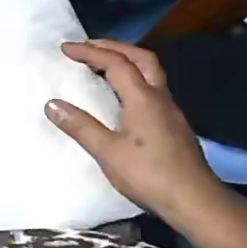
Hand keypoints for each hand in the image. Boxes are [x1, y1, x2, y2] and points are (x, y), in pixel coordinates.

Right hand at [45, 40, 226, 219]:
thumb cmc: (148, 174)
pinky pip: (151, 87)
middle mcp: (159, 98)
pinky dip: (131, 78)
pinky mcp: (172, 123)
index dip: (90, 52)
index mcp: (143, 99)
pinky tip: (118, 93)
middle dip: (113, 47)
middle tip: (87, 47)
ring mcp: (169, 110)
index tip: (65, 48)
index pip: (116, 63)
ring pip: (150, 72)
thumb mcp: (106, 151)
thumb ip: (80, 125)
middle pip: (141, 58)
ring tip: (99, 64)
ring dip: (125, 60)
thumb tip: (51, 104)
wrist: (194, 200)